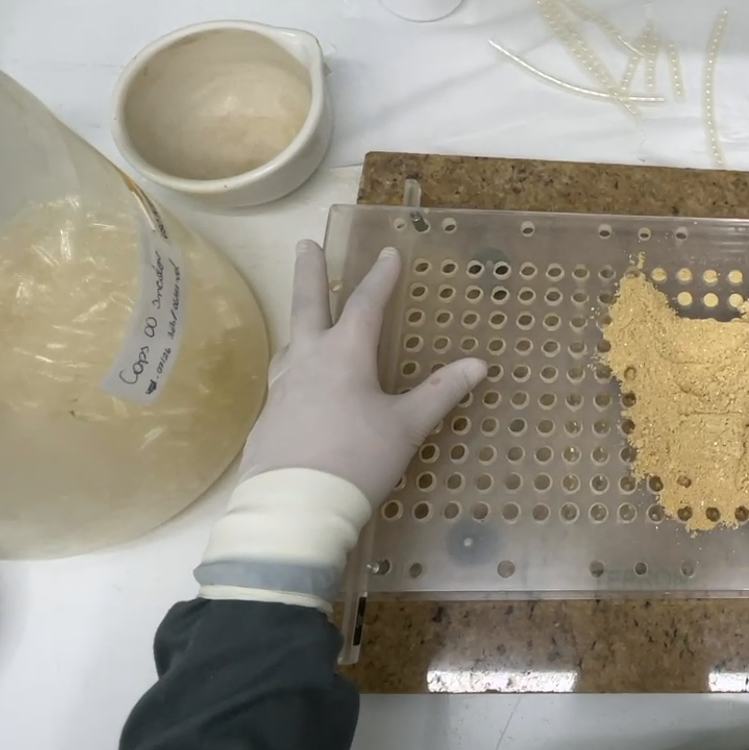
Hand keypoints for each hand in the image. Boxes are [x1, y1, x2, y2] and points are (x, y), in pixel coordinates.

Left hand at [239, 241, 486, 501]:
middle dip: (311, 273)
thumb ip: (441, 392)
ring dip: (300, 320)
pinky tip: (300, 380)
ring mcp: (283, 388)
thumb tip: (478, 364)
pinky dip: (296, 363)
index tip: (388, 252)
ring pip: (291, 341)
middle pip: (309, 306)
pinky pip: (284, 376)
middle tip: (305, 243)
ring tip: (305, 317)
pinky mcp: (270, 415)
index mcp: (345, 354)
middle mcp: (309, 360)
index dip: (381, 278)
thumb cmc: (358, 457)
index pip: (366, 305)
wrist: (295, 506)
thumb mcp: (407, 425)